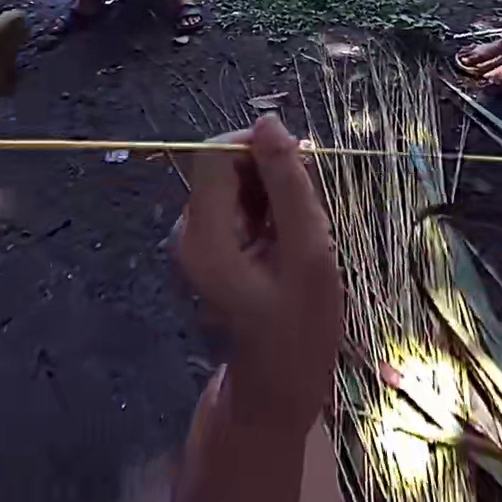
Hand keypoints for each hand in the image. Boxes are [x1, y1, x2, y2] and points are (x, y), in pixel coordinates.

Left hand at [176, 115, 341, 429]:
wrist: (281, 382)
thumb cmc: (302, 326)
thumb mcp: (308, 250)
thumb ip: (288, 183)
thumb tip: (270, 120)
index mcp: (204, 235)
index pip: (216, 153)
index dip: (259, 145)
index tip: (301, 164)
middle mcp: (190, 229)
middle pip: (226, 164)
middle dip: (271, 170)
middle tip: (310, 203)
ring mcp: (199, 236)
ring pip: (238, 178)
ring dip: (275, 188)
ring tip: (303, 227)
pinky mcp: (213, 240)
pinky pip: (242, 198)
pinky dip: (271, 204)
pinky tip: (291, 234)